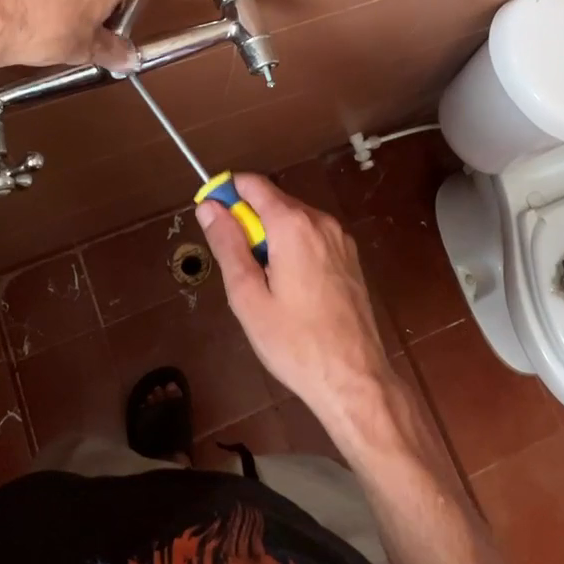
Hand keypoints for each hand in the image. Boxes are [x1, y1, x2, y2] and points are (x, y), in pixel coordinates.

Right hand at [197, 175, 395, 424]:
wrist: (354, 378)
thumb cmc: (294, 342)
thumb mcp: (248, 296)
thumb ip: (227, 245)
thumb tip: (209, 207)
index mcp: (293, 225)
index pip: (253, 185)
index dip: (227, 193)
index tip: (210, 216)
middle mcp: (320, 221)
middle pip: (274, 201)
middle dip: (248, 221)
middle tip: (235, 266)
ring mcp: (340, 238)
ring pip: (294, 220)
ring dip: (270, 237)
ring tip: (262, 284)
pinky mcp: (350, 258)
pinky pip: (312, 237)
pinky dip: (292, 248)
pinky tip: (289, 288)